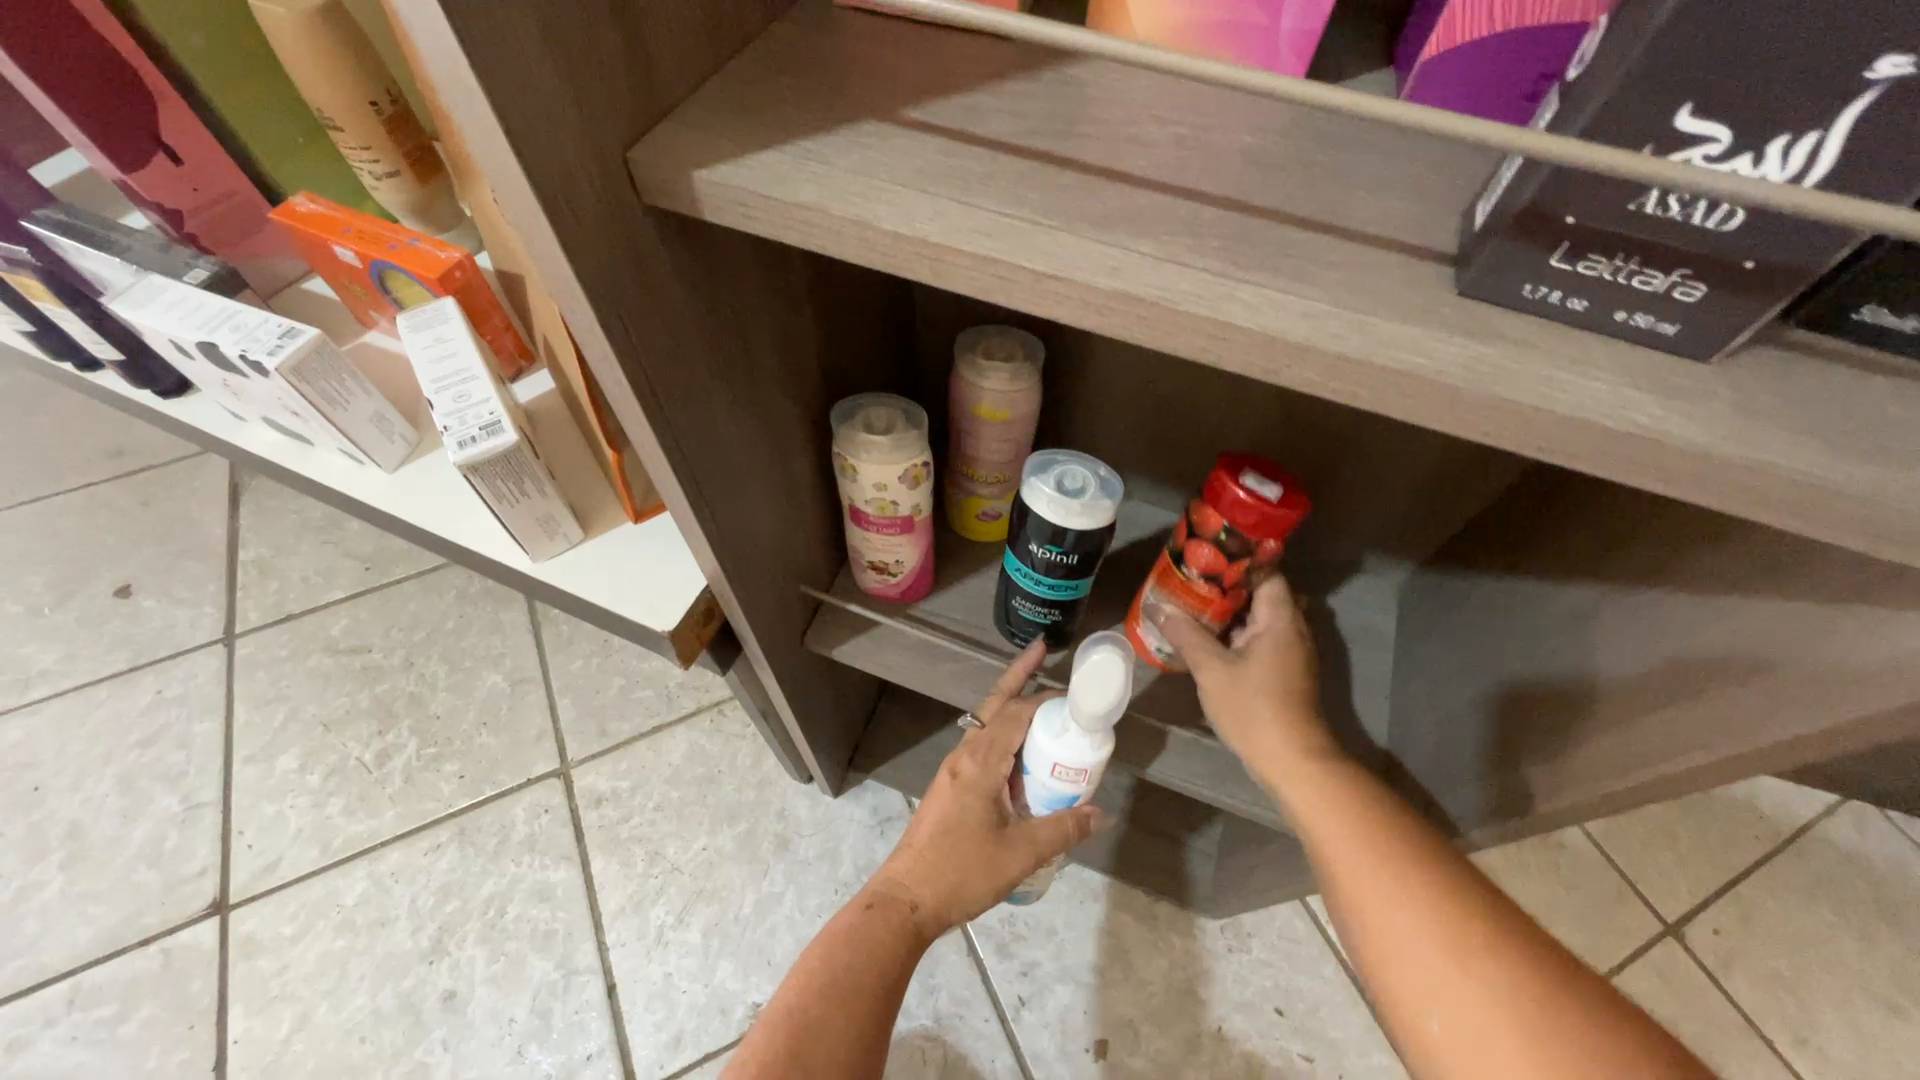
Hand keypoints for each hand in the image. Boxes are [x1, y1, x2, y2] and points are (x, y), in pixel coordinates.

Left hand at [867, 640, 1105, 937]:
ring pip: (987, 727)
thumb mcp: (1021, 853)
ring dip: (1014, 713)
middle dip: (1020, 677)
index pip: (1016, 713)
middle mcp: (964, 757)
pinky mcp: (950, 789)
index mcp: (980, 762)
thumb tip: (1100, 814)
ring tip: (1047, 714)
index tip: (1073, 691)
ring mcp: (953, 772)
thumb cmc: (962, 873)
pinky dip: (1006, 744)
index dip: (1044, 697)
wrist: (907, 899)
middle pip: (995, 706)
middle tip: (1044, 655)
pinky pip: (982, 752)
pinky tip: (1025, 765)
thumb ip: (1063, 829)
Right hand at [1151, 576, 1342, 778]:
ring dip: (1227, 613)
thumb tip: (1157, 606)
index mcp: (1280, 618)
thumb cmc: (1254, 708)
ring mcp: (1289, 652)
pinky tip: (1204, 640)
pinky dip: (1233, 634)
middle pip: (1259, 594)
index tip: (1204, 556)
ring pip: (1257, 619)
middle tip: (1187, 580)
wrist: (1292, 760)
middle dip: (1224, 587)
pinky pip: (1257, 640)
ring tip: (1189, 605)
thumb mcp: (1211, 669)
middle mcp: (1291, 628)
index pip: (1265, 572)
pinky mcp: (1283, 671)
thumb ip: (1185, 634)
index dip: (1236, 561)